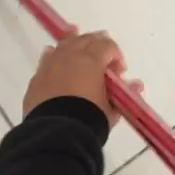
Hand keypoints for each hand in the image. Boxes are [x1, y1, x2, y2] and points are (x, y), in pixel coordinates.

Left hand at [21, 31, 140, 126]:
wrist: (56, 134)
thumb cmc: (89, 118)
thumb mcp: (112, 108)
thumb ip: (124, 93)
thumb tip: (138, 85)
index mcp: (91, 60)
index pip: (108, 45)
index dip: (116, 56)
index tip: (120, 73)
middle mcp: (70, 56)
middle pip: (86, 39)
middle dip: (98, 46)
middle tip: (104, 61)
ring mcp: (51, 65)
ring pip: (65, 45)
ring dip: (76, 46)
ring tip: (82, 54)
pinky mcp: (37, 77)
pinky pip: (48, 58)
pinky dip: (56, 57)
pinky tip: (58, 60)